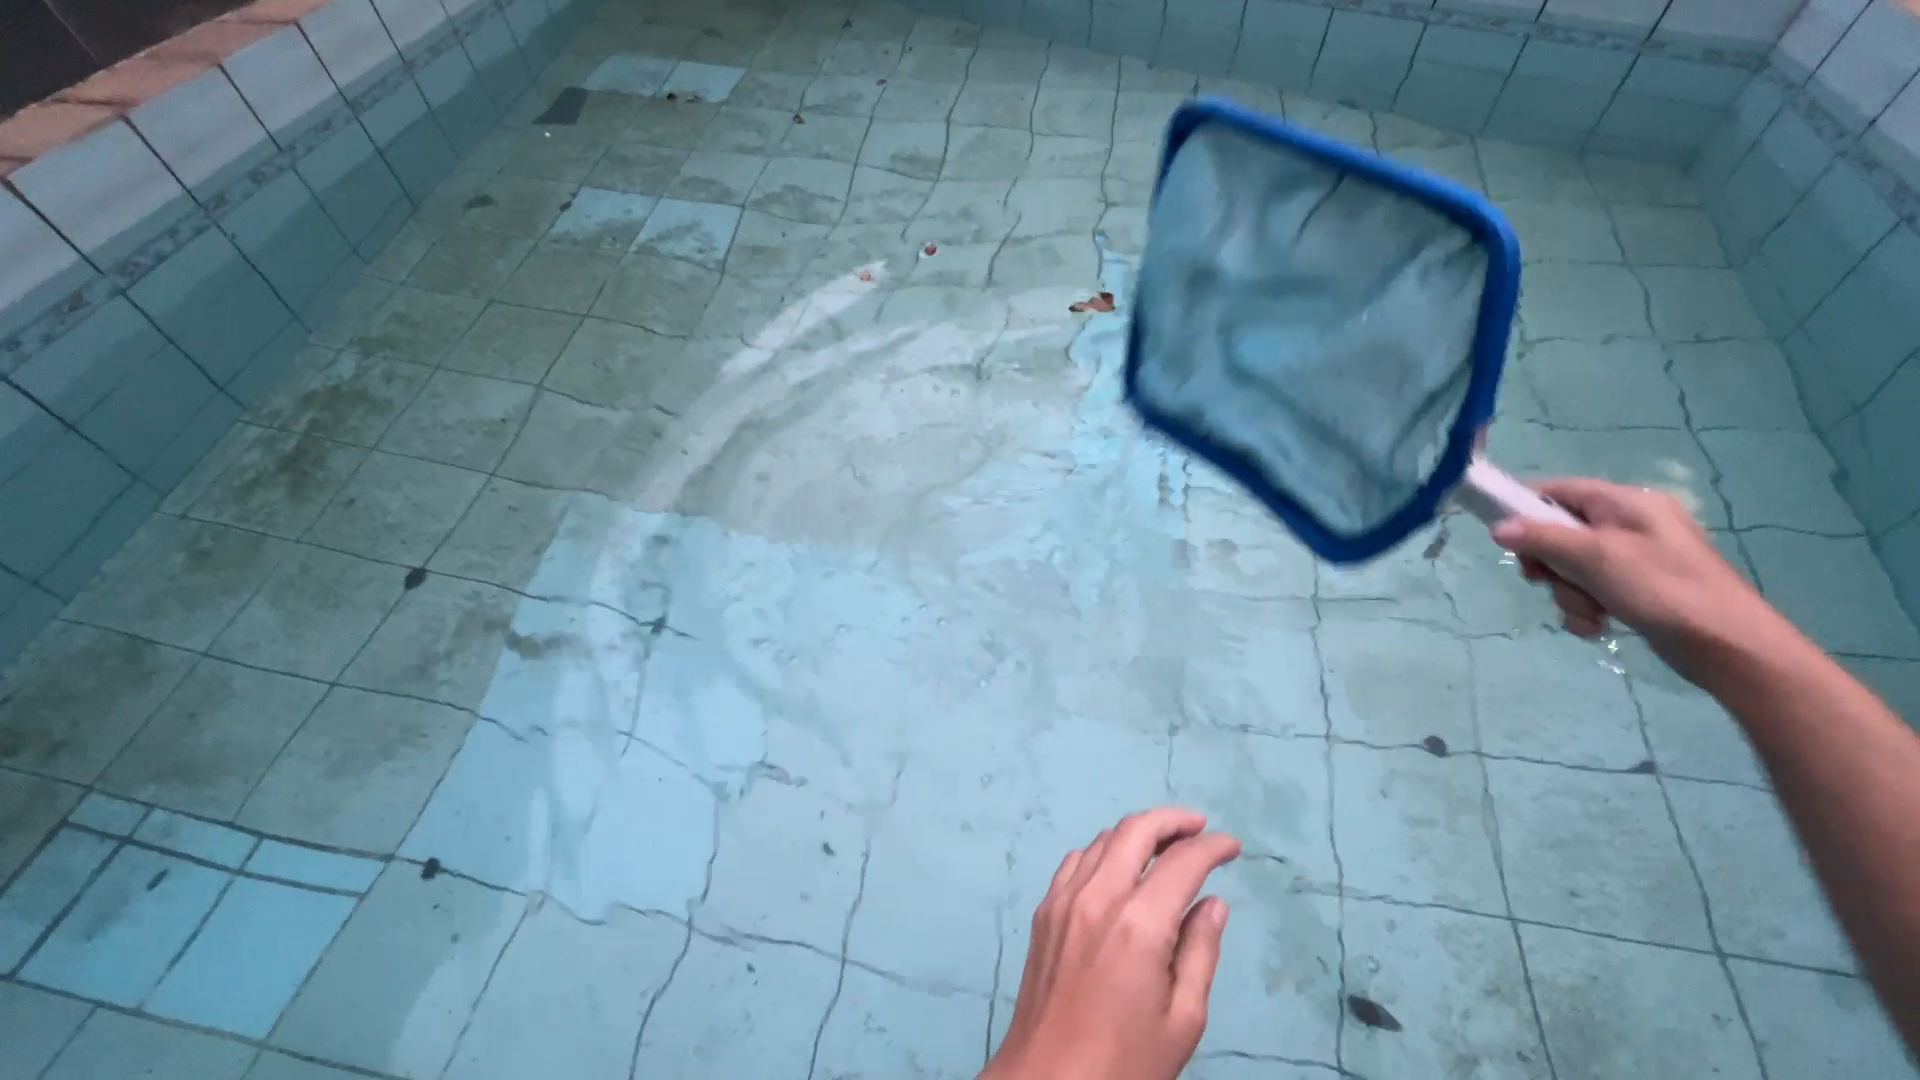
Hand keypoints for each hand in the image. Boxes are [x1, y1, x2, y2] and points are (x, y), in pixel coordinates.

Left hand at [982, 808, 1242, 1079]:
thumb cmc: (1125, 1061)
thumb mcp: (1182, 1018)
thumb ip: (1200, 951)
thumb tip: (1213, 903)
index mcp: (1138, 924)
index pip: (1182, 862)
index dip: (1212, 847)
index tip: (1232, 846)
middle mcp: (1098, 897)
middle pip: (1135, 830)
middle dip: (1172, 820)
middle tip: (1199, 828)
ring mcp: (1064, 900)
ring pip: (1103, 839)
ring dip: (1137, 832)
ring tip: (1165, 845)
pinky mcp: (1044, 911)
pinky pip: (1075, 861)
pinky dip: (1104, 851)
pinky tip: (1118, 867)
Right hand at [1490, 476, 1784, 685]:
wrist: (1728, 645)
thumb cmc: (1661, 588)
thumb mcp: (1593, 557)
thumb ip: (1541, 538)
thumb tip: (1498, 527)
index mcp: (1625, 503)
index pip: (1558, 491)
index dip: (1525, 510)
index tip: (1505, 540)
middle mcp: (1631, 523)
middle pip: (1560, 533)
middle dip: (1550, 564)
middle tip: (1544, 582)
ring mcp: (1636, 556)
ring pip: (1572, 566)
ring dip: (1568, 592)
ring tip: (1589, 613)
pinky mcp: (1639, 587)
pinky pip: (1592, 589)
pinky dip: (1587, 607)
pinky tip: (1597, 625)